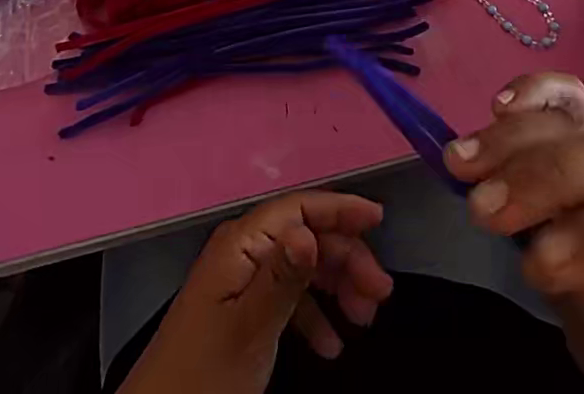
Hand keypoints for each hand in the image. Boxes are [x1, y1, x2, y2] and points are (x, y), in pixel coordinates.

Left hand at [119, 191, 393, 393]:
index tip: (380, 219)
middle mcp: (244, 251)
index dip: (342, 208)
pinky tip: (331, 344)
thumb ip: (283, 277)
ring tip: (364, 318)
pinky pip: (290, 297)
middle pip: (308, 237)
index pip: (301, 208)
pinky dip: (315, 315)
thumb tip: (310, 232)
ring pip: (304, 266)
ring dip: (337, 287)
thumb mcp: (249, 328)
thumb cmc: (203, 375)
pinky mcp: (244, 307)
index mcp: (242, 243)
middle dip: (347, 259)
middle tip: (380, 293)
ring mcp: (244, 279)